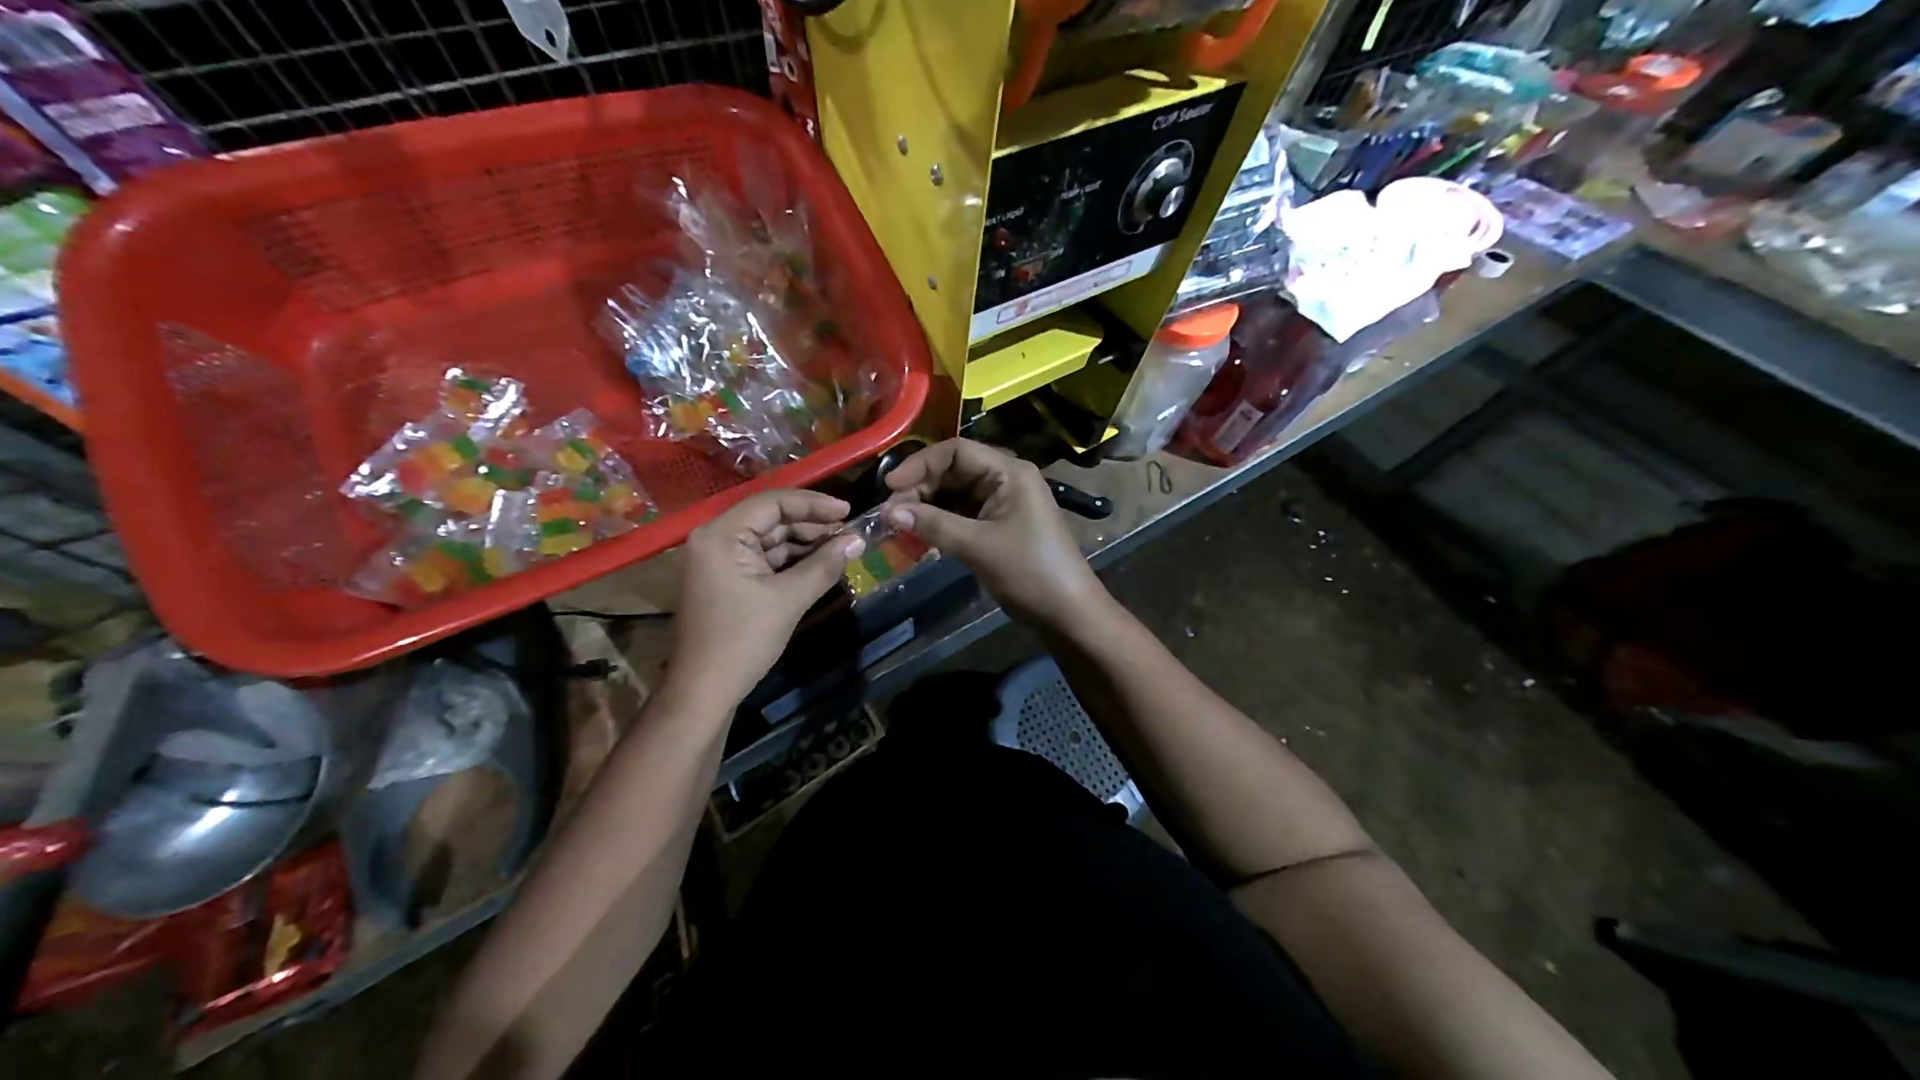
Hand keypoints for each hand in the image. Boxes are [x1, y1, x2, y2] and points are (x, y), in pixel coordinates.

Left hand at [671, 490, 862, 703]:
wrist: (704, 689)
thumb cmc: (743, 639)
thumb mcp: (789, 599)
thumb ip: (824, 565)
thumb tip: (857, 541)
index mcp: (721, 535)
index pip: (772, 503)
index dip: (813, 504)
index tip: (848, 511)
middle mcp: (715, 539)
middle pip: (770, 519)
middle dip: (811, 525)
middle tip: (849, 534)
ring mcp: (718, 560)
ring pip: (768, 539)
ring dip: (804, 544)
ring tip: (841, 548)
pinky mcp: (725, 580)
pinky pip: (762, 559)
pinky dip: (790, 561)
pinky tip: (819, 565)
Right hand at [882, 439, 1105, 628]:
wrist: (1067, 612)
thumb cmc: (1029, 571)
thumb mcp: (978, 546)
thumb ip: (934, 524)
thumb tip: (889, 511)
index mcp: (1009, 472)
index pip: (956, 451)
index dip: (920, 464)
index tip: (890, 486)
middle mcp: (1005, 480)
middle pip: (953, 471)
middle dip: (921, 488)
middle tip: (891, 513)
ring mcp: (1002, 503)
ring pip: (954, 494)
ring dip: (927, 507)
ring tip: (898, 525)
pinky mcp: (997, 526)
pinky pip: (961, 514)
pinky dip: (940, 522)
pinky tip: (918, 535)